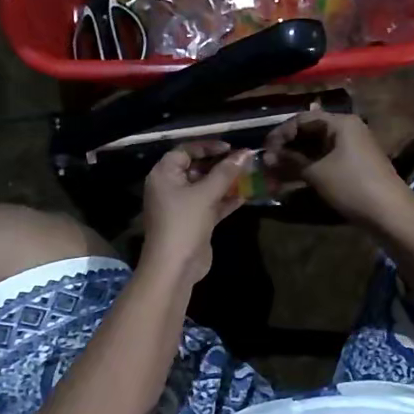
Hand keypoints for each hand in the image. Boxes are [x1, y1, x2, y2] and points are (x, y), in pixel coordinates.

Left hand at [141, 141, 251, 282]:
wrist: (175, 266)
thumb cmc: (184, 223)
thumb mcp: (205, 194)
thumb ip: (226, 172)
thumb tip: (245, 153)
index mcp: (164, 175)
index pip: (184, 151)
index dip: (207, 147)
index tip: (230, 147)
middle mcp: (170, 187)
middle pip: (196, 168)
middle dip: (220, 165)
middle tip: (243, 161)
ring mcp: (182, 206)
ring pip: (205, 188)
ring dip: (226, 182)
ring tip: (249, 175)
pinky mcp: (194, 222)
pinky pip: (210, 205)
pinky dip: (225, 200)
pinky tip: (246, 195)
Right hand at [262, 113, 413, 227]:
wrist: (390, 213)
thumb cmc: (352, 186)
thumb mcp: (317, 173)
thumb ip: (290, 161)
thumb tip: (266, 157)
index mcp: (341, 123)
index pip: (302, 119)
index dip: (280, 133)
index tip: (263, 151)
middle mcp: (347, 130)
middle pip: (310, 133)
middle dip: (287, 148)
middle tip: (267, 164)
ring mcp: (352, 149)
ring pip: (317, 149)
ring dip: (296, 160)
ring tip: (275, 174)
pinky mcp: (354, 167)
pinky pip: (326, 161)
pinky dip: (309, 168)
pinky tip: (294, 180)